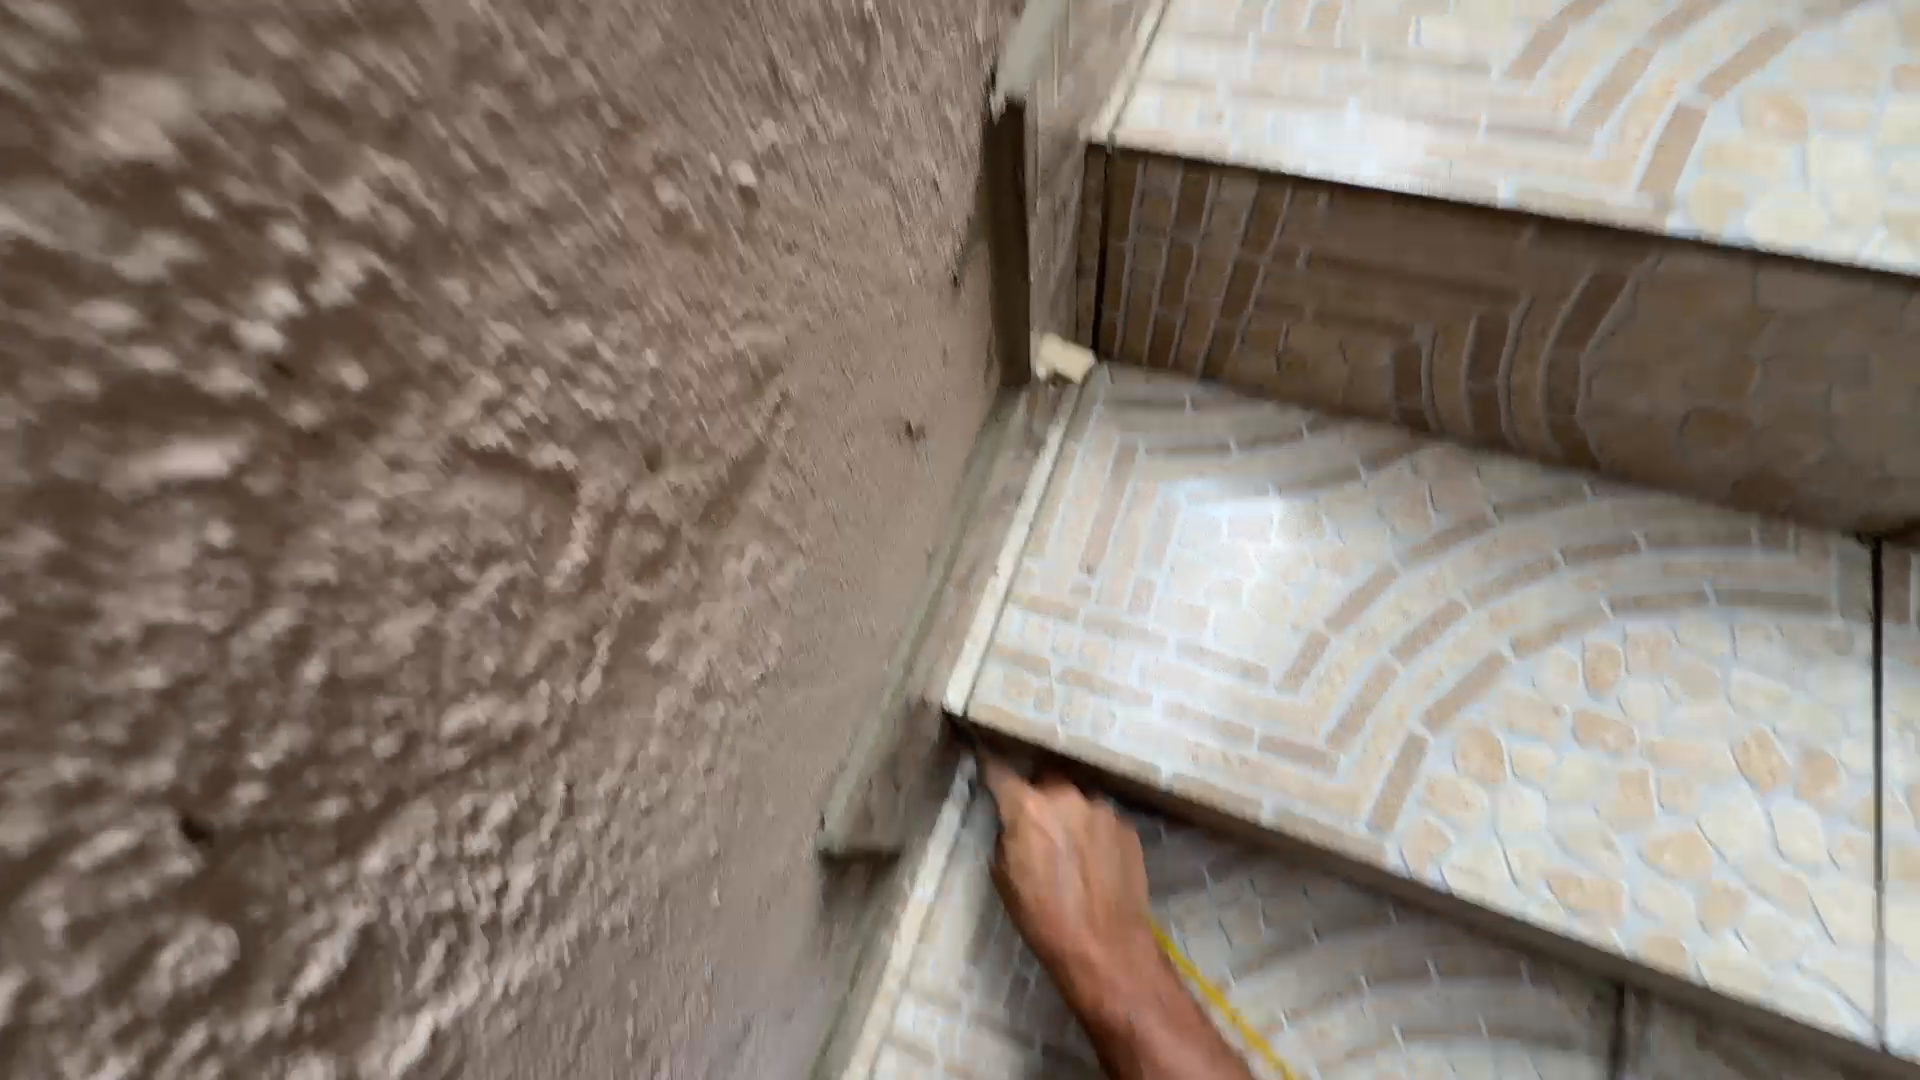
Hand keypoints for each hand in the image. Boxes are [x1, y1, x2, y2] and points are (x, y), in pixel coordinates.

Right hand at [976, 751, 1159, 1005]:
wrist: (1106, 948)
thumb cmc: (1043, 918)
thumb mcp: (1004, 877)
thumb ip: (1006, 835)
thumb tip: (1011, 820)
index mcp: (1027, 806)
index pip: (999, 771)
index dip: (990, 766)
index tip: (985, 760)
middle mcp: (1065, 795)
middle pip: (1044, 776)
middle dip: (1037, 791)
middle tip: (1036, 819)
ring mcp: (1101, 807)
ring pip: (1077, 796)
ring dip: (1069, 810)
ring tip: (1071, 843)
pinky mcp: (1126, 825)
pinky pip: (1101, 817)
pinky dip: (1094, 829)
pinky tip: (1096, 858)